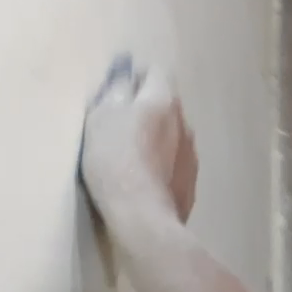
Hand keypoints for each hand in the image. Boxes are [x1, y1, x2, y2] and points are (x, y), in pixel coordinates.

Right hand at [80, 55, 197, 226]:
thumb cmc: (115, 159)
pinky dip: (160, 162)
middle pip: (164, 103)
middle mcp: (183, 121)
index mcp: (163, 100)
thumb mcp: (101, 116)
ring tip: (130, 156)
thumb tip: (125, 76)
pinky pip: (174, 160)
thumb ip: (115, 90)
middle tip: (119, 123)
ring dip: (154, 136)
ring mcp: (191, 153)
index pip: (157, 71)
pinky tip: (143, 179)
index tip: (119, 89)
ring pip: (171, 133)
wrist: (142, 220)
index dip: (137, 76)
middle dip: (145, 108)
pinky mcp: (191, 182)